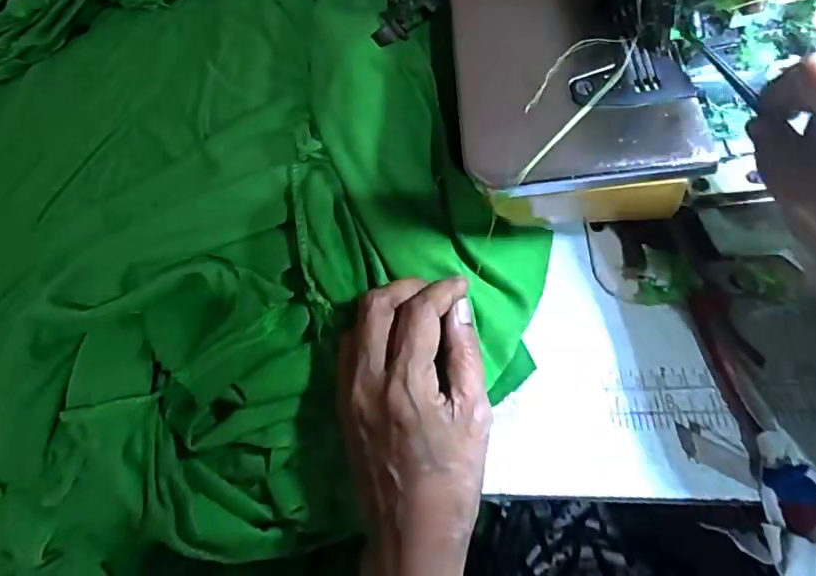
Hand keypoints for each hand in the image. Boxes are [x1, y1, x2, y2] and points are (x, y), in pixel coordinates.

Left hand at [338, 277, 489, 575]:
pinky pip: (348, 343)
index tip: (459, 284)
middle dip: (409, 286)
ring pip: (358, 319)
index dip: (442, 289)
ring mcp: (348, 387)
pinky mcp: (339, 397)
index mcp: (406, 384)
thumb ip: (465, 354)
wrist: (410, 531)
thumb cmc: (453, 478)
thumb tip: (458, 307)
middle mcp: (368, 378)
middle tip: (435, 291)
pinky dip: (370, 326)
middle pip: (378, 303)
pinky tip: (392, 335)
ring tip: (415, 307)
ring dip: (387, 302)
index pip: (419, 312)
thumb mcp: (476, 416)